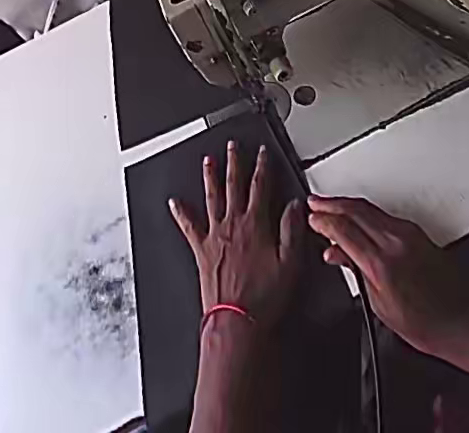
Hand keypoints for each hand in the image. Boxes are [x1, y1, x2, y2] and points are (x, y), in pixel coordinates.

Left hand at [169, 142, 306, 328]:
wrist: (237, 323)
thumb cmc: (264, 297)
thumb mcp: (291, 263)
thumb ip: (292, 230)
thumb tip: (295, 207)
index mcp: (256, 224)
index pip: (260, 186)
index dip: (262, 166)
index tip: (262, 152)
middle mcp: (233, 223)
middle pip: (234, 184)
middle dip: (235, 162)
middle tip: (233, 146)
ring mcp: (215, 235)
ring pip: (212, 197)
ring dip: (210, 176)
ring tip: (208, 161)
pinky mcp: (201, 250)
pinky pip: (188, 226)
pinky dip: (180, 213)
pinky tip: (174, 202)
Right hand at [306, 196, 468, 357]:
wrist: (462, 319)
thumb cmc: (426, 323)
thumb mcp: (379, 305)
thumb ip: (355, 272)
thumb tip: (334, 254)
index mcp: (381, 263)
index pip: (343, 229)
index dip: (323, 221)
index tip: (312, 219)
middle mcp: (394, 241)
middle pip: (354, 210)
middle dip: (330, 204)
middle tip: (314, 203)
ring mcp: (406, 233)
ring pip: (367, 207)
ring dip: (345, 203)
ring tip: (328, 204)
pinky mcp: (414, 230)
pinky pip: (381, 213)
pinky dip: (362, 210)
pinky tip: (354, 214)